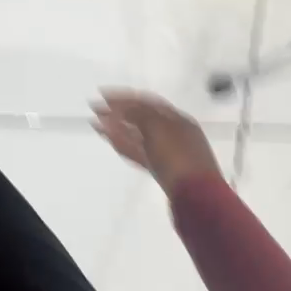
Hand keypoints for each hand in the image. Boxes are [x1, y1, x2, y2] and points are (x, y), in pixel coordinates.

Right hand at [91, 90, 220, 197]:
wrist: (195, 196)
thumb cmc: (178, 157)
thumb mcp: (158, 128)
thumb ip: (139, 114)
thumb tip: (124, 107)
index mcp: (177, 120)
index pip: (147, 101)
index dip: (124, 96)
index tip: (102, 94)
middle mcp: (172, 133)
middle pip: (141, 118)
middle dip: (117, 112)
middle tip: (95, 108)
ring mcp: (165, 152)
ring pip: (137, 136)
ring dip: (116, 128)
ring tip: (96, 123)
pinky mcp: (158, 168)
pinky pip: (138, 152)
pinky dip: (123, 144)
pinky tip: (109, 138)